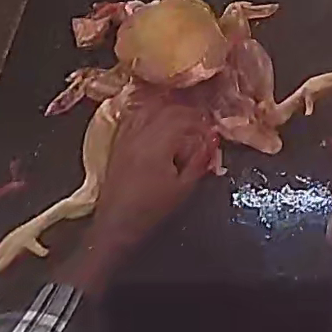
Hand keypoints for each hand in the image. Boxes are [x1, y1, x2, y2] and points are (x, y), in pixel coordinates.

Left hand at [89, 99, 216, 249]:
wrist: (118, 223)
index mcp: (157, 145)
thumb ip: (200, 159)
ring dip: (167, 109)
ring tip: (181, 119)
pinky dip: (148, 113)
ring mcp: (126, 136)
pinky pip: (134, 117)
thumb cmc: (153, 208)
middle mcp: (139, 135)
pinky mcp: (118, 142)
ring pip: (148, 108)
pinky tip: (157, 122)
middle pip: (166, 109)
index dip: (199, 121)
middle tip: (200, 124)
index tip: (210, 131)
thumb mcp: (184, 186)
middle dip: (187, 113)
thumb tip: (213, 138)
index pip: (182, 118)